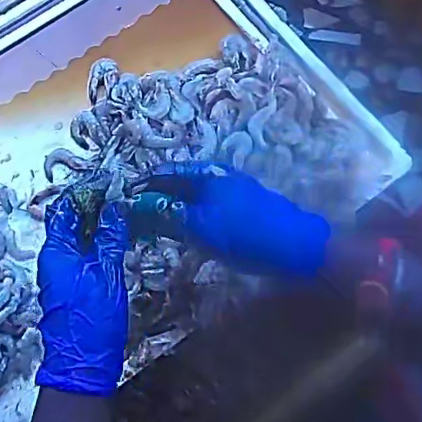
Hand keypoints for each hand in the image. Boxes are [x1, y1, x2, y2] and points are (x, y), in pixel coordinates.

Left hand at [34, 194, 129, 395]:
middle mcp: (52, 258)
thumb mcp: (106, 272)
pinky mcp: (70, 285)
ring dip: (96, 224)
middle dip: (93, 206)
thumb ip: (110, 237)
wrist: (83, 363)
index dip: (86, 192)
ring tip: (121, 212)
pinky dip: (96, 242)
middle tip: (119, 195)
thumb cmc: (92, 317)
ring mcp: (60, 273)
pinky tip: (115, 239)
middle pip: (70, 222)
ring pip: (77, 238)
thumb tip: (115, 206)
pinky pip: (81, 254)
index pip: (66, 208)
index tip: (108, 183)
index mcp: (55, 249)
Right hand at [135, 162, 330, 278]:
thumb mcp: (198, 225)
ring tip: (158, 229)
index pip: (163, 173)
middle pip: (177, 184)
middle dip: (156, 199)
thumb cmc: (243, 233)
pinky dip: (192, 219)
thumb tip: (133, 206)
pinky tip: (188, 234)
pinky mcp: (242, 209)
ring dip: (174, 211)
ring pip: (192, 198)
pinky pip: (207, 209)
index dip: (142, 186)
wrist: (297, 248)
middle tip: (137, 220)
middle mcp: (217, 176)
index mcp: (205, 173)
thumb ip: (165, 214)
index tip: (124, 202)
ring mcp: (232, 191)